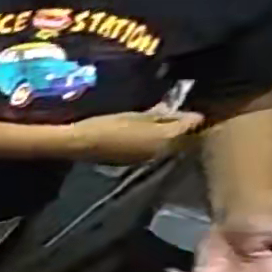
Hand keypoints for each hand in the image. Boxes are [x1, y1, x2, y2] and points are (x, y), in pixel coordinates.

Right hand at [65, 110, 203, 163]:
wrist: (78, 145)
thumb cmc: (106, 125)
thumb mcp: (136, 115)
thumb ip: (162, 115)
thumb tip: (179, 113)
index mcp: (168, 137)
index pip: (194, 122)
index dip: (189, 113)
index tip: (180, 107)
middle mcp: (163, 151)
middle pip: (182, 137)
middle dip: (180, 128)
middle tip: (169, 117)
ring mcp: (148, 160)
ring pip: (167, 146)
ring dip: (164, 138)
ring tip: (153, 129)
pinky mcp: (133, 164)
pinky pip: (152, 153)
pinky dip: (151, 145)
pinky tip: (139, 139)